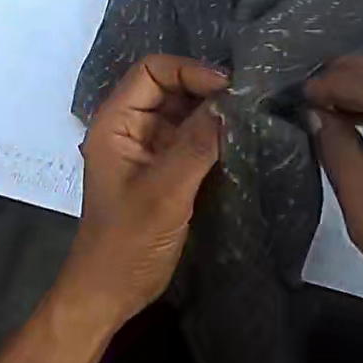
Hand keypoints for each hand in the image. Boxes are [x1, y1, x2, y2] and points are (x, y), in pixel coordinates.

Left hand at [58, 55, 225, 328]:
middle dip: (207, 90)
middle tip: (248, 101)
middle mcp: (132, 128)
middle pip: (171, 88)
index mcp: (116, 123)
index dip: (189, 70)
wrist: (111, 291)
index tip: (228, 89)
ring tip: (251, 117)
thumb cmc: (127, 242)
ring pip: (185, 114)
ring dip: (215, 114)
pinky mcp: (167, 171)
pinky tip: (242, 141)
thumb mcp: (164, 193)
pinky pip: (193, 141)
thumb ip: (197, 146)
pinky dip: (216, 138)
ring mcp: (150, 150)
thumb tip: (231, 104)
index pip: (151, 71)